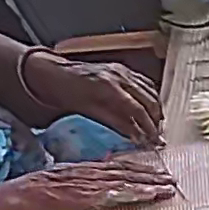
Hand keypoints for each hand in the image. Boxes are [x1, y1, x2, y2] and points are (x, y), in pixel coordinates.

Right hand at [12, 154, 175, 209]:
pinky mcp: (95, 195)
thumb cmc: (41, 199)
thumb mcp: (67, 188)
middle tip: (170, 177)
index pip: (116, 166)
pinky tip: (154, 195)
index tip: (153, 170)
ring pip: (129, 180)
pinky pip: (122, 193)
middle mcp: (92, 172)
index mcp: (85, 169)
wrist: (26, 200)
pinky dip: (139, 193)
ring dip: (150, 183)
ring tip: (168, 186)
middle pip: (127, 170)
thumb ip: (85, 191)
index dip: (136, 167)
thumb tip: (100, 198)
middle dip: (150, 173)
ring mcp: (94, 183)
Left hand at [21, 53, 163, 145]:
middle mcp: (119, 76)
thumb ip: (116, 123)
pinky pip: (145, 83)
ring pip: (151, 92)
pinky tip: (148, 109)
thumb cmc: (66, 92)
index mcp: (109, 87)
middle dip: (155, 120)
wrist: (52, 72)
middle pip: (150, 101)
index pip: (139, 110)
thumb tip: (137, 137)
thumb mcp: (90, 111)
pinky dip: (150, 97)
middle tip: (156, 135)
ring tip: (154, 124)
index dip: (149, 127)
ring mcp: (122, 70)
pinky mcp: (122, 69)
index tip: (154, 141)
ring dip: (155, 109)